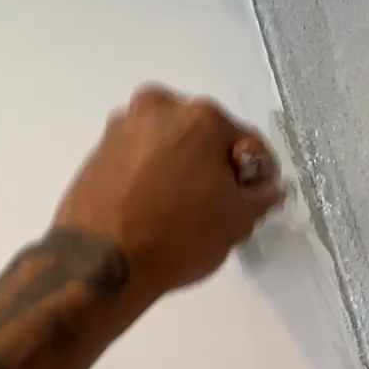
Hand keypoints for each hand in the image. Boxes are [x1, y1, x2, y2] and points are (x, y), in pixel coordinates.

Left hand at [54, 85, 284, 295]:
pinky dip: (156, 176)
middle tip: (218, 207)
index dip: (259, 177)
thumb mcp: (238, 221)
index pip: (250, 144)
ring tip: (185, 210)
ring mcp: (124, 125)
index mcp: (202, 118)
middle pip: (207, 137)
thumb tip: (268, 187)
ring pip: (173, 145)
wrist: (104, 261)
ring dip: (185, 169)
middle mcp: (161, 108)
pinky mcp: (99, 149)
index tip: (253, 203)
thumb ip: (262, 196)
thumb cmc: (180, 236)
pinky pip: (143, 158)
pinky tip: (157, 208)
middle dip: (217, 167)